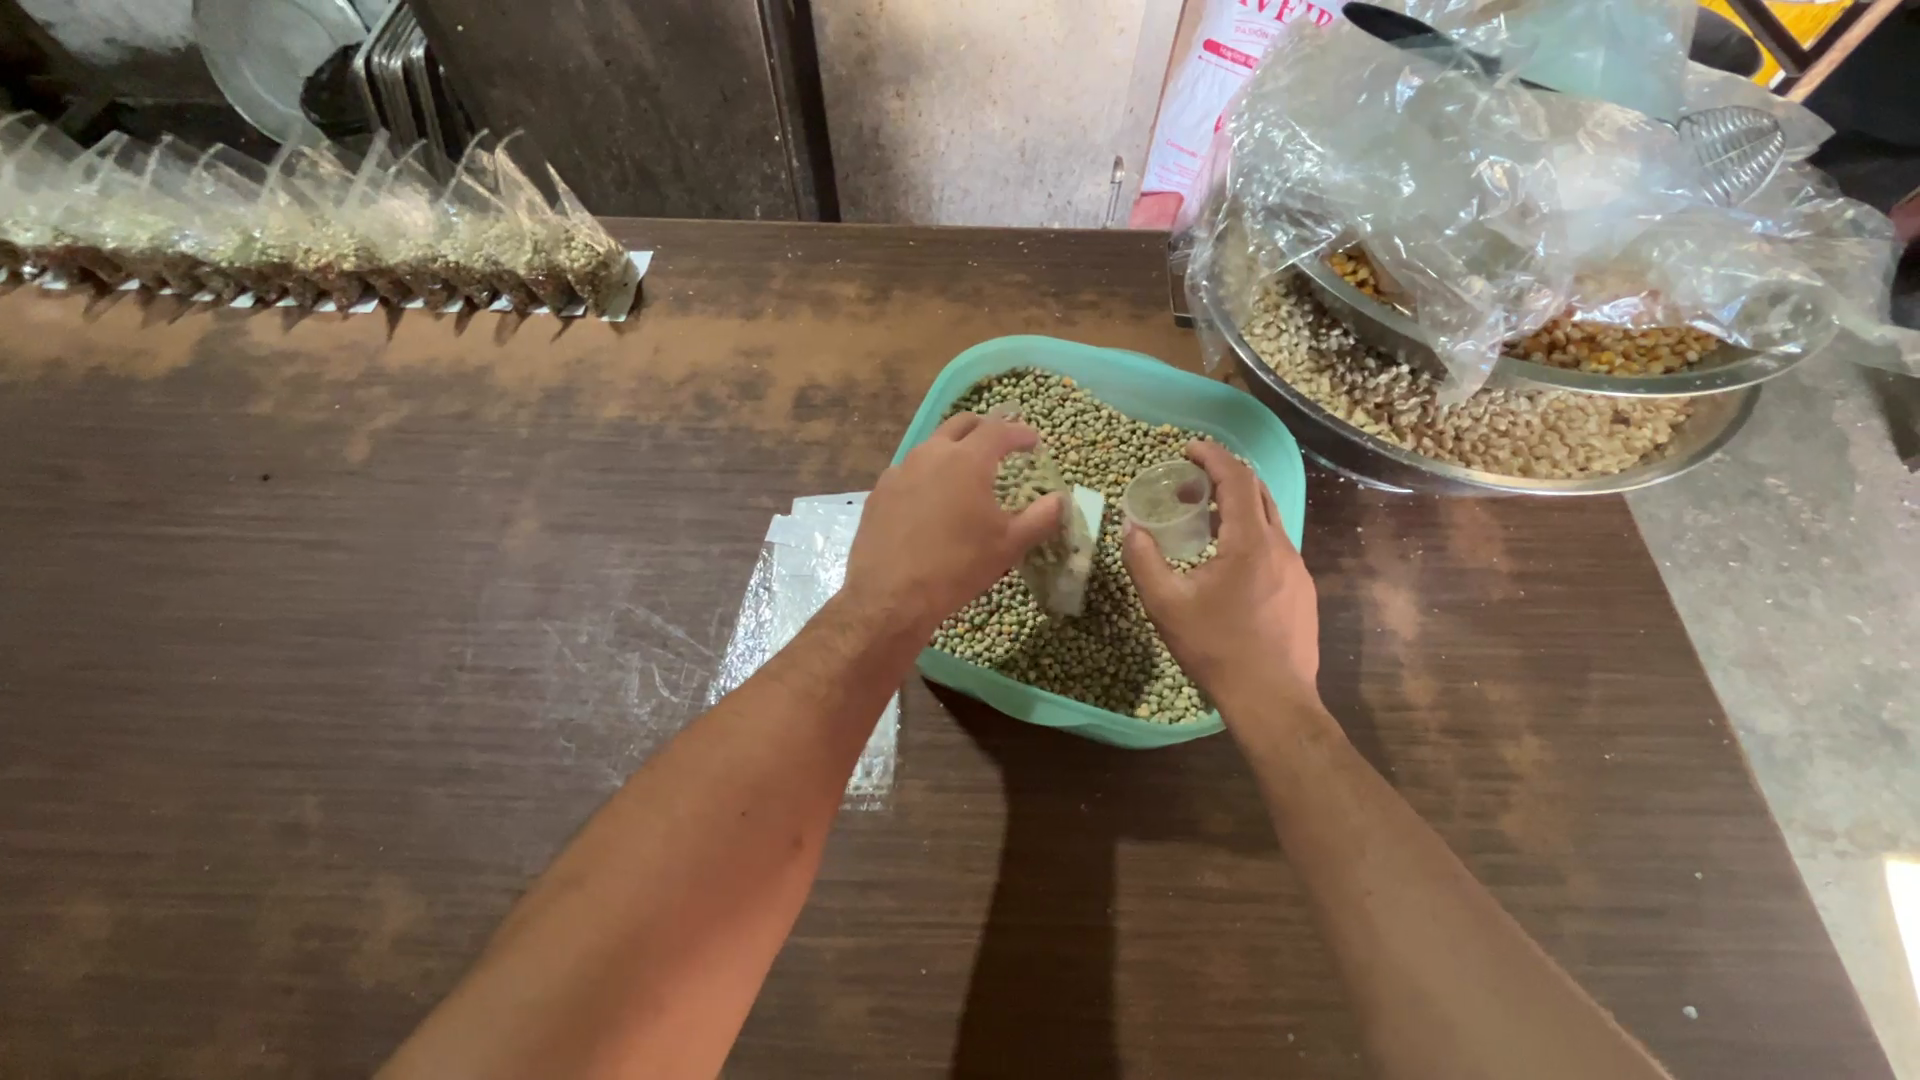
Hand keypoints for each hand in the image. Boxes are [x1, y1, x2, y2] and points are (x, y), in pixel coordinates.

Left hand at [843, 413, 1065, 637]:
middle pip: (961, 425)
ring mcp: (900, 471)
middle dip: (984, 428)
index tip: (1033, 442)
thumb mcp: (1008, 545)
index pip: (999, 431)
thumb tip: (1060, 500)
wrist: (891, 596)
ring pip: (931, 446)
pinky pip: (908, 471)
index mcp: (967, 460)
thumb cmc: (957, 567)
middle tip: (1000, 443)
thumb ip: (1040, 518)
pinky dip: (927, 474)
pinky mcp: (879, 492)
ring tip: (965, 471)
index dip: (1019, 433)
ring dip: (953, 450)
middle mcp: (931, 454)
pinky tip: (931, 499)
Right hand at [1122, 440, 1318, 713]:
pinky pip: (1276, 546)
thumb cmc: (1216, 648)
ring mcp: (1298, 569)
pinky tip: (1229, 561)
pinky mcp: (1302, 591)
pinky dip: (1251, 534)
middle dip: (1224, 476)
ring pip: (1270, 520)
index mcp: (1250, 541)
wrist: (1272, 698)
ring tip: (1205, 519)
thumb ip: (1144, 561)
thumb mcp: (1166, 605)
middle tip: (1190, 482)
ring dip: (1239, 507)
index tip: (1188, 448)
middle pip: (1258, 491)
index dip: (1213, 456)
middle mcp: (1281, 546)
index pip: (1237, 478)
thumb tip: (1131, 529)